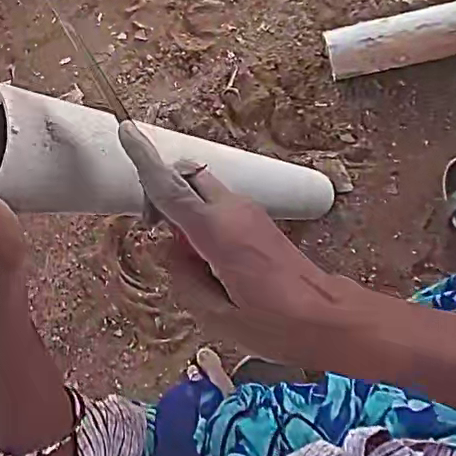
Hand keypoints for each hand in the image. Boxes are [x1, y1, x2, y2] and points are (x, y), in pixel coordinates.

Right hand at [117, 121, 368, 368]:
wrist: (328, 316)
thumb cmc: (276, 324)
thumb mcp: (217, 316)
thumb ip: (183, 278)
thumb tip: (170, 251)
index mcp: (217, 232)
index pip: (171, 188)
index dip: (145, 159)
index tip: (127, 131)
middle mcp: (232, 210)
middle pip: (186, 175)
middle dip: (161, 189)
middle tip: (153, 228)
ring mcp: (248, 211)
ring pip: (201, 188)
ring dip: (182, 206)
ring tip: (184, 253)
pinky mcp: (256, 218)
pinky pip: (216, 203)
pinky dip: (200, 216)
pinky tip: (206, 256)